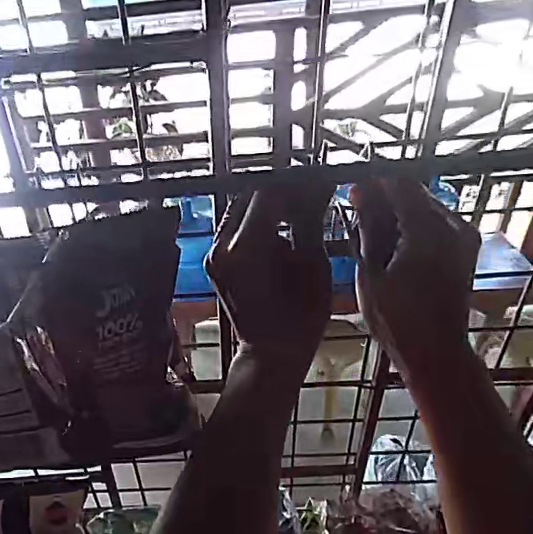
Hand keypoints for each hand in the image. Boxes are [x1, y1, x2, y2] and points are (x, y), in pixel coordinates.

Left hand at [206, 186, 331, 374]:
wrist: (270, 352)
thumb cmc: (300, 318)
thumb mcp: (313, 265)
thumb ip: (308, 222)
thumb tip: (317, 187)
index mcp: (244, 249)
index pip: (268, 195)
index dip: (296, 184)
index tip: (319, 181)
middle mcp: (220, 247)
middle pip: (249, 197)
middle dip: (282, 191)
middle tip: (312, 193)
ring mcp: (213, 254)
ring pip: (240, 210)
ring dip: (269, 205)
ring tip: (300, 211)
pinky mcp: (214, 261)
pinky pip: (235, 229)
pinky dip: (258, 222)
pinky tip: (282, 230)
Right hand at [350, 177, 479, 369]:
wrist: (434, 351)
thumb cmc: (395, 317)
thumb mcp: (370, 271)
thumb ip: (367, 227)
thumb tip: (360, 193)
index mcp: (429, 229)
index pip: (400, 185)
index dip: (373, 185)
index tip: (350, 193)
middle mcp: (454, 226)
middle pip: (416, 195)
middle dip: (385, 199)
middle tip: (356, 213)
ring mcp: (464, 239)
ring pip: (426, 209)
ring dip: (398, 215)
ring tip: (370, 234)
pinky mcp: (464, 252)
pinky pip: (436, 226)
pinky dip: (412, 229)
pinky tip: (391, 248)